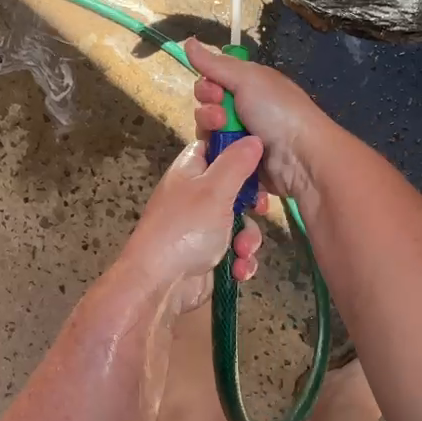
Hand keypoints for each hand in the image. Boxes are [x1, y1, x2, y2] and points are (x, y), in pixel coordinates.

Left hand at [118, 138, 265, 313]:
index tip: (260, 160)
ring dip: (247, 238)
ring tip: (241, 250)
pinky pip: (235, 248)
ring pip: (240, 221)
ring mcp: (202, 224)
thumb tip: (253, 138)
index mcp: (191, 169)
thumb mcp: (214, 189)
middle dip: (251, 203)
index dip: (238, 149)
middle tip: (259, 210)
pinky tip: (237, 270)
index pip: (216, 145)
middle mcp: (196, 193)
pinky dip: (240, 259)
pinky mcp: (209, 252)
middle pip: (235, 185)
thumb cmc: (186, 227)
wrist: (161, 282)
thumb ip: (236, 163)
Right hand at [186, 39, 339, 201]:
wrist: (301, 157)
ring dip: (211, 130)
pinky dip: (215, 152)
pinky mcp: (238, 160)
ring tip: (224, 135)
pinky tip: (220, 153)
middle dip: (208, 109)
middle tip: (221, 117)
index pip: (213, 79)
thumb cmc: (278, 110)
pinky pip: (215, 153)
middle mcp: (244, 108)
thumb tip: (187, 41)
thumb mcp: (247, 78)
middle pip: (207, 104)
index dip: (207, 84)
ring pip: (207, 129)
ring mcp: (241, 135)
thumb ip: (214, 63)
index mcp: (249, 85)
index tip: (215, 91)